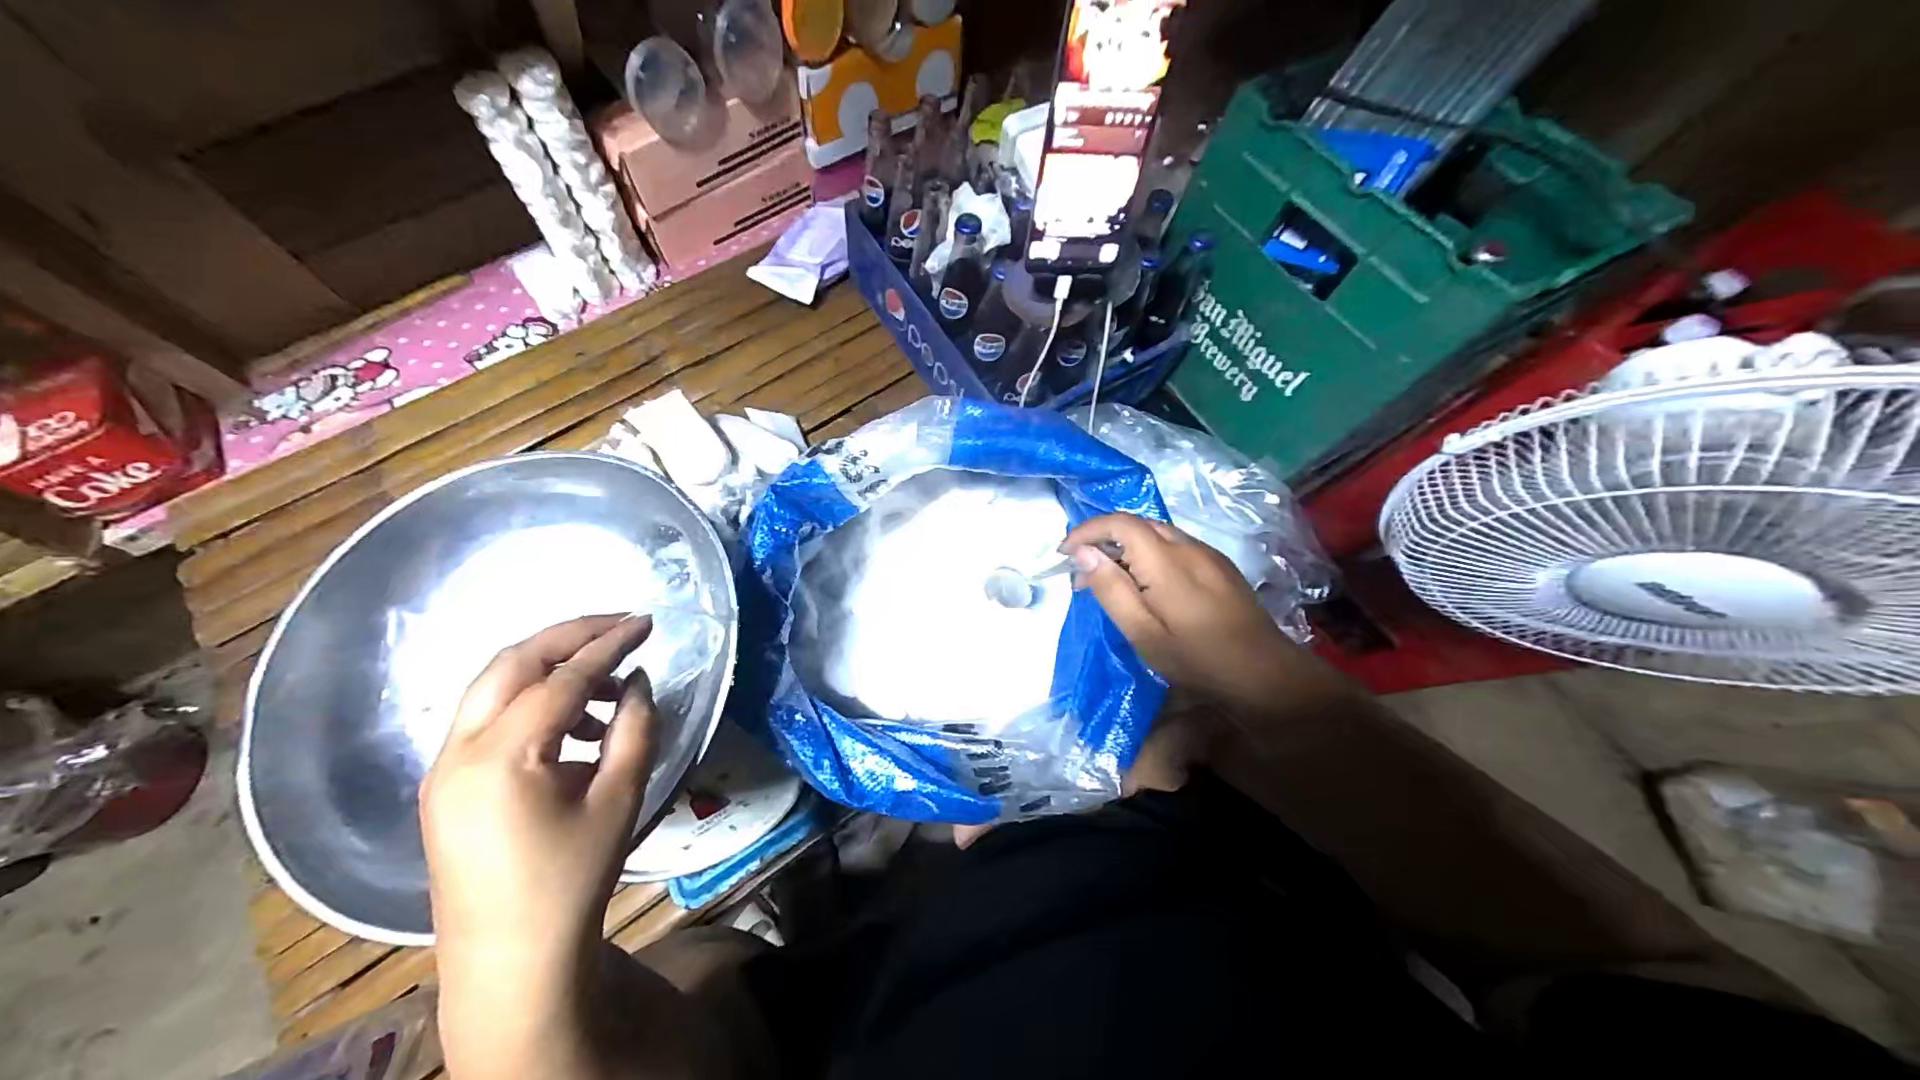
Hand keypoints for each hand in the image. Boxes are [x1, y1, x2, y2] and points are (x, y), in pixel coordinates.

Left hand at [420, 613, 658, 1079]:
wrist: (512, 954)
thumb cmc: (573, 877)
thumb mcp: (619, 799)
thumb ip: (636, 728)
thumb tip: (638, 680)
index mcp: (502, 756)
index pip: (563, 677)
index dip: (609, 644)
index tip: (647, 621)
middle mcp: (459, 749)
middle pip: (513, 662)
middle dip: (571, 635)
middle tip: (621, 625)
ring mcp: (443, 765)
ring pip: (494, 685)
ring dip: (551, 669)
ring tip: (608, 689)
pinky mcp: (446, 781)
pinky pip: (488, 717)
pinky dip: (532, 700)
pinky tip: (573, 724)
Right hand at [1064, 514, 1299, 703]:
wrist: (1265, 675)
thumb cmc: (1197, 660)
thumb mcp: (1143, 633)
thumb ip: (1111, 589)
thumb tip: (1084, 553)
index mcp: (1166, 560)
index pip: (1119, 523)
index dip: (1087, 531)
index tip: (1064, 555)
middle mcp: (1188, 546)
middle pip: (1138, 525)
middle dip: (1104, 540)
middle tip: (1082, 575)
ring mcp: (1208, 555)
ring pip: (1158, 534)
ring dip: (1127, 548)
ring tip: (1110, 582)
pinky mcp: (1220, 567)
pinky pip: (1176, 547)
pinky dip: (1150, 556)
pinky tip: (1147, 586)